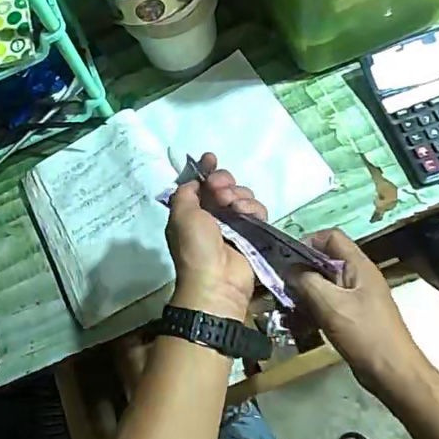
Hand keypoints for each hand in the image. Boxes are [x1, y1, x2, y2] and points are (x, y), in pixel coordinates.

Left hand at [165, 152, 265, 321]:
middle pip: (225, 184)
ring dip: (238, 194)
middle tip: (219, 190)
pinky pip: (258, 210)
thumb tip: (195, 181)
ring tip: (231, 206)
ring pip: (243, 195)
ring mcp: (235, 223)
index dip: (207, 169)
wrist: (217, 281)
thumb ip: (185, 192)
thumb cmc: (194, 247)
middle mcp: (214, 215)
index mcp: (193, 211)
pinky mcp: (254, 232)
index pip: (201, 183)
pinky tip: (245, 214)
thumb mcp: (180, 215)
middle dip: (223, 180)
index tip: (211, 158)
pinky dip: (253, 208)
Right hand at [293, 230, 432, 399]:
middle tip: (282, 289)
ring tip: (287, 311)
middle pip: (324, 262)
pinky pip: (328, 305)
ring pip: (324, 285)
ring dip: (304, 295)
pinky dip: (313, 311)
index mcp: (358, 265)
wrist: (393, 373)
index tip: (287, 261)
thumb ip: (307, 281)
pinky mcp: (354, 317)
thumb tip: (290, 269)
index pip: (330, 237)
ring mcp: (357, 297)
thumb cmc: (365, 334)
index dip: (307, 242)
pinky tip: (299, 325)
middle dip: (301, 273)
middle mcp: (358, 276)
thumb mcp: (331, 304)